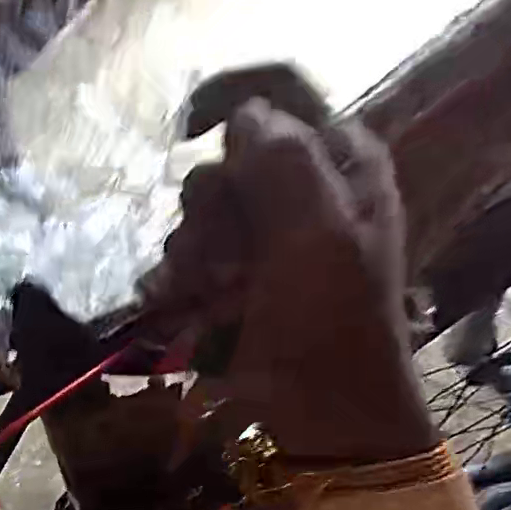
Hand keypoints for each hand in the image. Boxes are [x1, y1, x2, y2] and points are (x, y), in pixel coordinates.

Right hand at [146, 67, 436, 463]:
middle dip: (208, 215)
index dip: (228, 107)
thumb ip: (283, 164)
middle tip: (225, 261)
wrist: (316, 407)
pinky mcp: (224, 288)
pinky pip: (177, 267)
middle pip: (219, 172)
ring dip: (189, 260)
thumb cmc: (330, 323)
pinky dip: (175, 288)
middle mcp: (293, 199)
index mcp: (336, 167)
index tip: (182, 133)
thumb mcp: (318, 235)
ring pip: (191, 223)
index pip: (276, 102)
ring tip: (211, 298)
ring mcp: (255, 247)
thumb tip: (241, 119)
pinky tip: (188, 310)